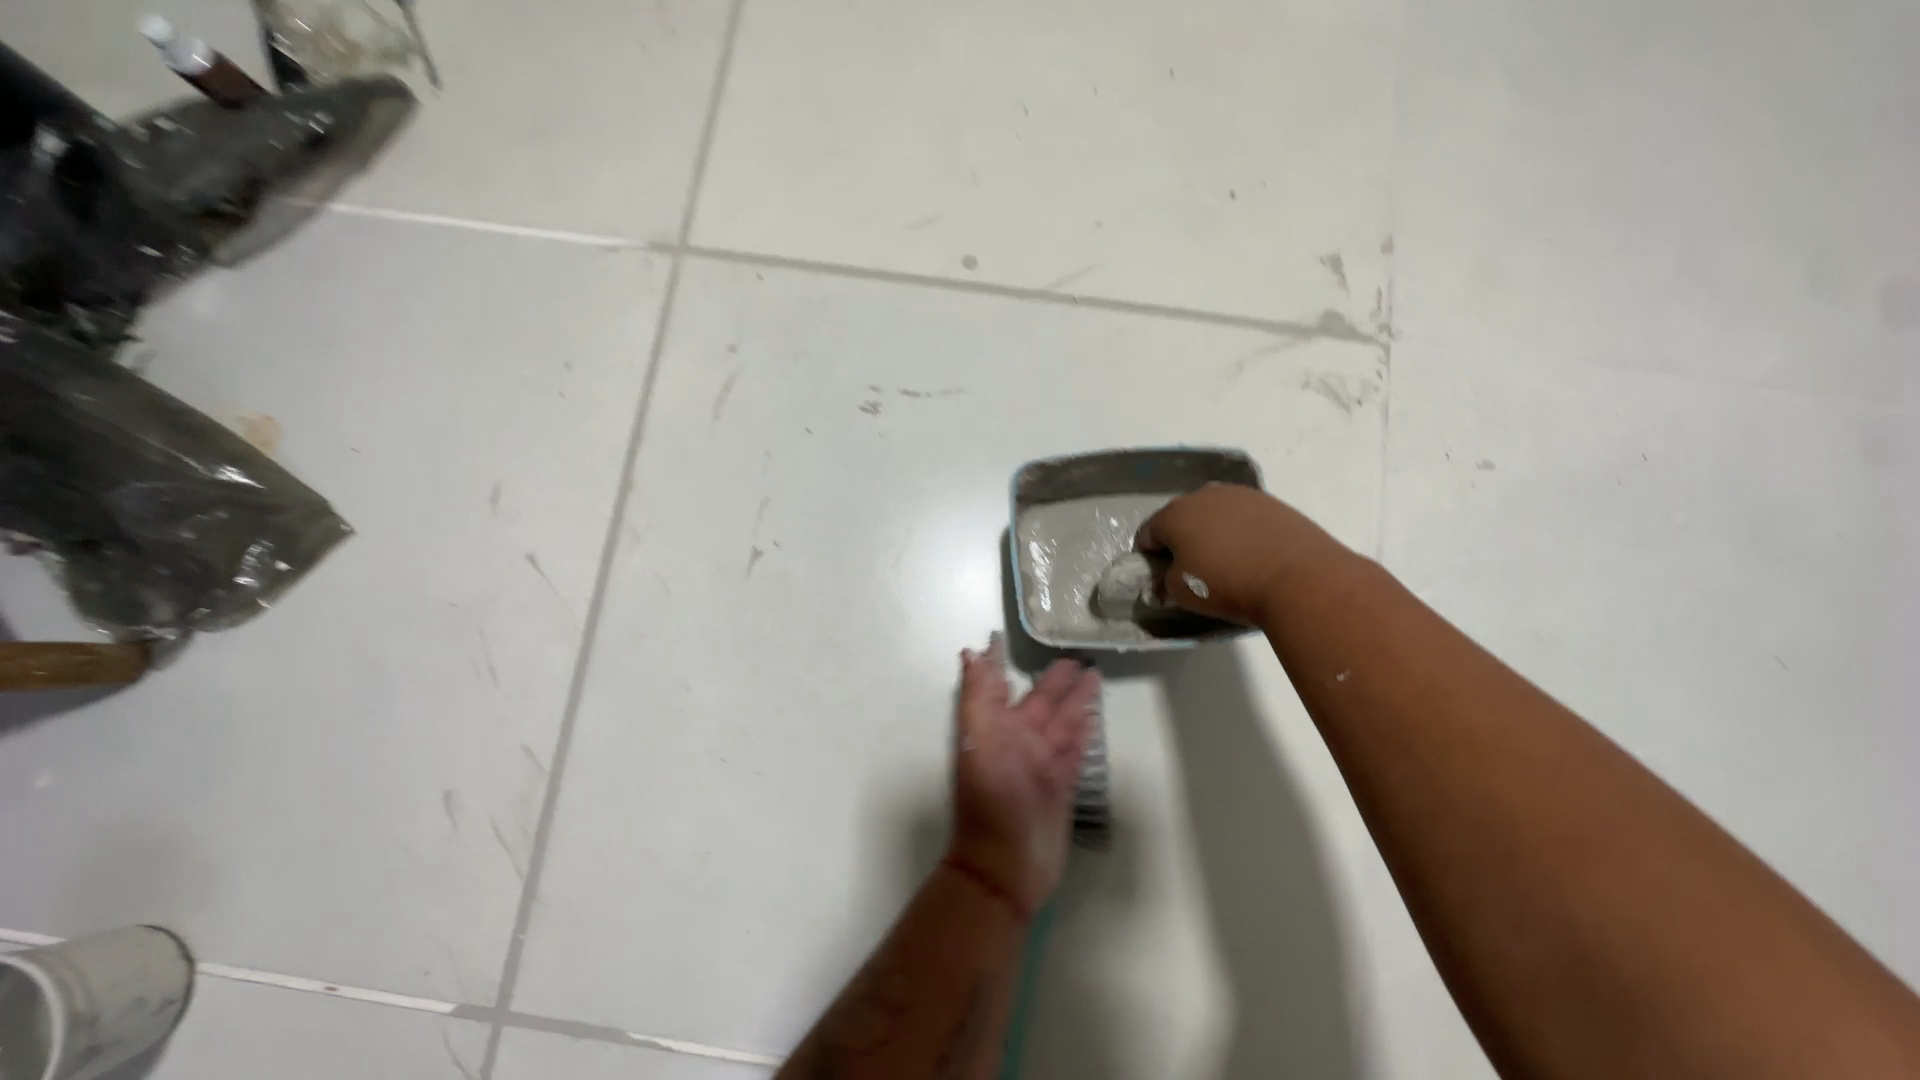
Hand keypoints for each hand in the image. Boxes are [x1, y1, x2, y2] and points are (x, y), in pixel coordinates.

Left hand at [950, 635, 1097, 915]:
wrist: (1005, 865)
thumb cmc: (990, 799)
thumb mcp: (978, 739)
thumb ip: (978, 696)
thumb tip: (971, 652)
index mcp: (992, 728)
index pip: (996, 686)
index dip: (999, 664)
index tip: (1003, 640)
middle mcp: (1017, 741)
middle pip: (1039, 701)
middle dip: (1054, 680)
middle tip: (1075, 656)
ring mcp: (1041, 763)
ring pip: (1062, 722)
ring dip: (1076, 699)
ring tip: (1094, 674)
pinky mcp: (1062, 784)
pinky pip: (1075, 749)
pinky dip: (1084, 732)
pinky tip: (1094, 715)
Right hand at [1136, 482, 1349, 623]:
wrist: (1299, 578)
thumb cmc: (1227, 584)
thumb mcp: (1183, 593)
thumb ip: (1164, 584)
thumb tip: (1161, 583)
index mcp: (1176, 513)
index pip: (1148, 531)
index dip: (1147, 553)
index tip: (1156, 573)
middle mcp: (1205, 495)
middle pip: (1182, 517)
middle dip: (1181, 538)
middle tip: (1190, 567)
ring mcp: (1242, 495)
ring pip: (1215, 513)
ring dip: (1212, 532)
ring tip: (1224, 561)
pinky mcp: (1273, 503)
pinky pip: (1244, 517)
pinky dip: (1241, 532)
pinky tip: (1251, 555)